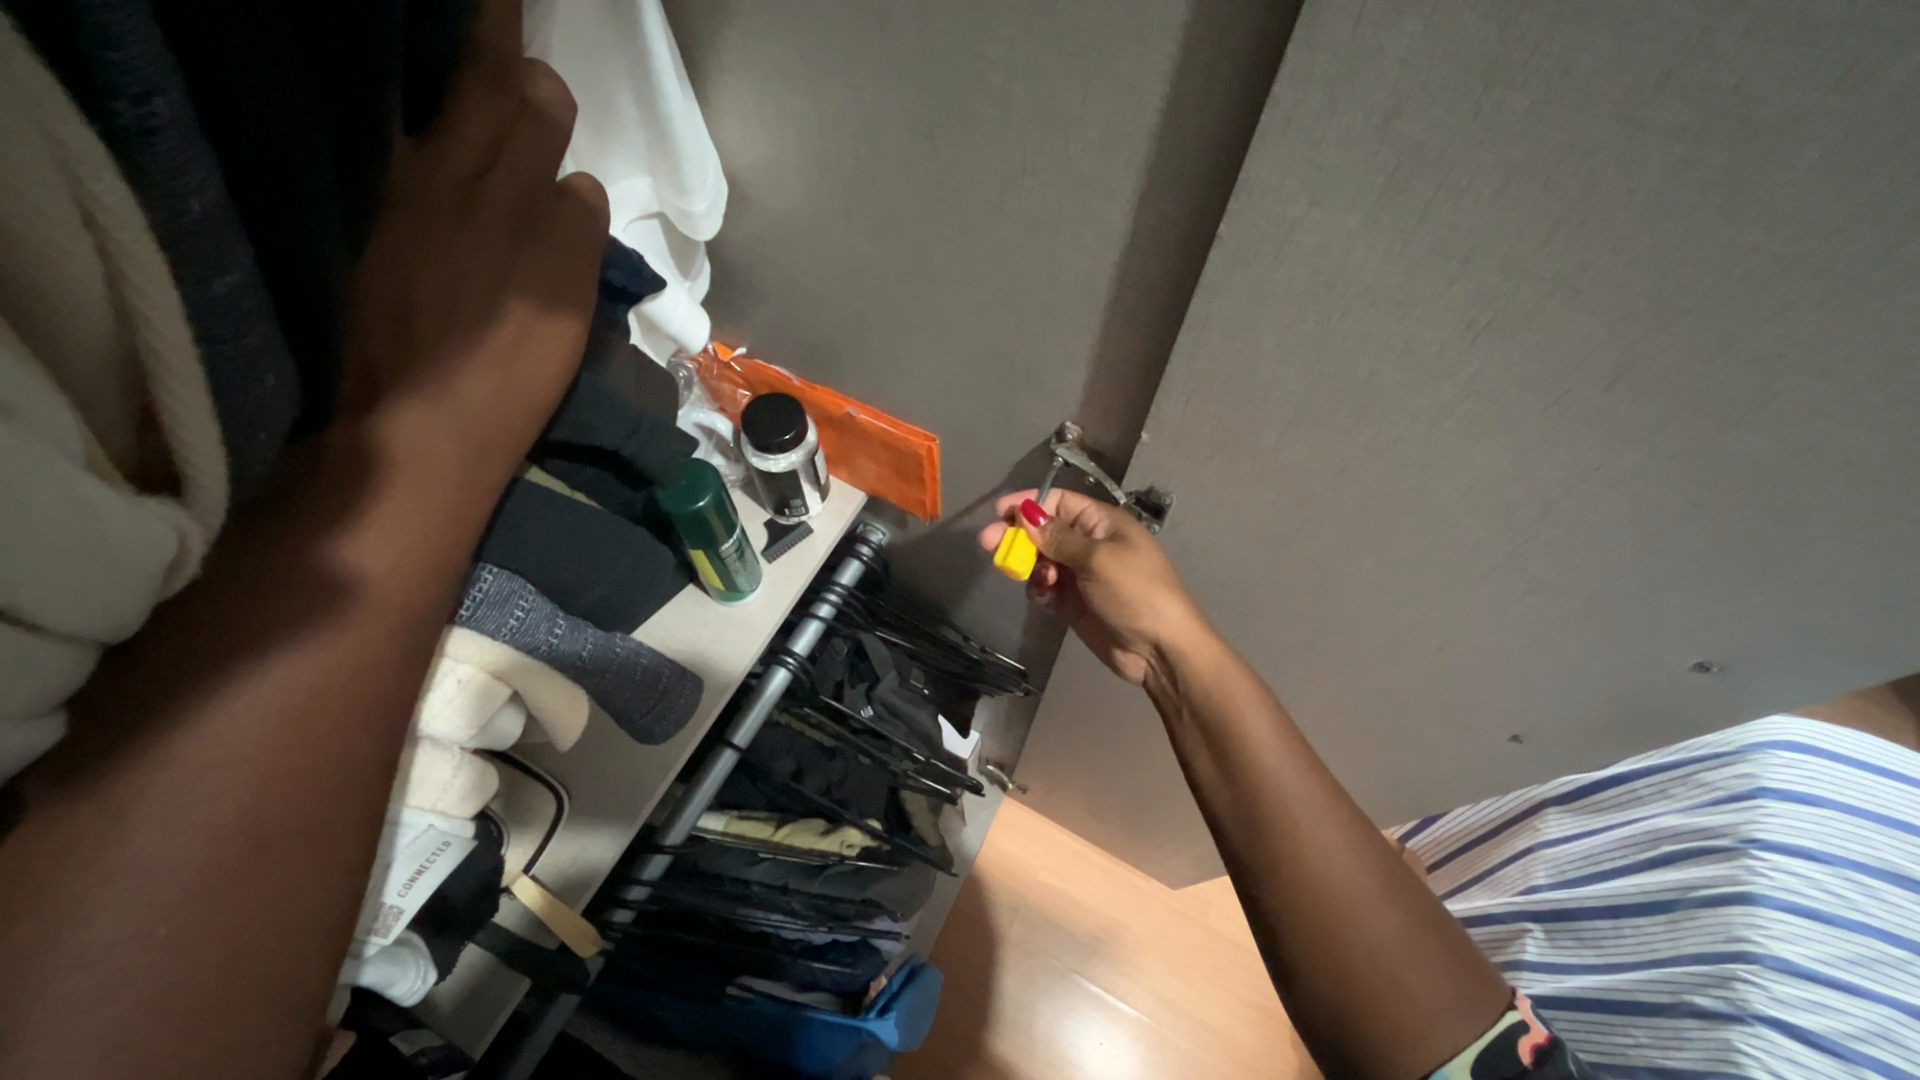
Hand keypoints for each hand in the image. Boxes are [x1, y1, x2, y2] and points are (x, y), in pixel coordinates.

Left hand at [339, 0, 608, 469]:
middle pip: (495, 104)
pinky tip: (428, 129)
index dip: (545, 102)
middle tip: (515, 30)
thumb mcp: (569, 313)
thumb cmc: (515, 377)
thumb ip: (576, 240)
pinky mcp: (377, 227)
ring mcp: (415, 202)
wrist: (422, 423)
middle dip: (508, 63)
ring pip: (446, 118)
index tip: (545, 80)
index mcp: (532, 216)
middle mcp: (470, 189)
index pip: (545, 131)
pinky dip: (422, 130)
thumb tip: (576, 187)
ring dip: (467, 82)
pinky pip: (403, 152)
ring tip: (485, 54)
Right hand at [978, 489, 1210, 683]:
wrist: (1159, 649)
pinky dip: (1038, 589)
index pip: (1058, 502)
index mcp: (1102, 523)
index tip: (999, 512)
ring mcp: (1081, 575)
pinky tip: (1042, 597)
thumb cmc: (1135, 592)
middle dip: (1017, 536)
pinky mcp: (1073, 602)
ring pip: (1040, 560)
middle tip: (988, 544)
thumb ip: (1058, 538)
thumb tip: (1028, 514)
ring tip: (1030, 578)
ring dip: (1029, 565)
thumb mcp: (1097, 559)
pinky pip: (1046, 587)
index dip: (1028, 504)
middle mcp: (1090, 544)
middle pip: (1044, 531)